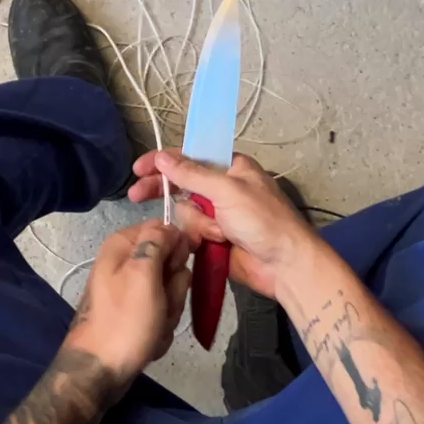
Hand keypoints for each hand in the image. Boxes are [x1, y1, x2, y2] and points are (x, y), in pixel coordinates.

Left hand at [64, 220, 192, 380]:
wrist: (99, 370)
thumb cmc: (123, 321)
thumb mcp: (142, 274)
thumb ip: (157, 242)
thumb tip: (171, 227)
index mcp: (123, 245)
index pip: (165, 230)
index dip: (177, 250)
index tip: (174, 271)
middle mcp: (126, 262)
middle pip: (171, 263)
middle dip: (173, 288)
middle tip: (161, 304)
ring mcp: (132, 289)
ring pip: (171, 290)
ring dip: (169, 310)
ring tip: (153, 325)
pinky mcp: (137, 312)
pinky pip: (163, 312)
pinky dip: (161, 326)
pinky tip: (150, 337)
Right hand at [129, 149, 320, 299]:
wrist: (286, 266)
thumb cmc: (263, 220)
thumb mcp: (227, 191)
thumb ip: (192, 174)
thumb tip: (162, 157)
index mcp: (230, 167)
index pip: (188, 157)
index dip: (163, 161)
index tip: (139, 169)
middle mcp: (221, 188)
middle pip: (181, 183)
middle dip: (163, 190)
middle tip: (137, 196)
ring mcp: (217, 214)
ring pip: (184, 211)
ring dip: (197, 223)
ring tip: (218, 234)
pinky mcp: (214, 237)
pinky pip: (190, 232)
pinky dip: (198, 237)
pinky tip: (210, 243)